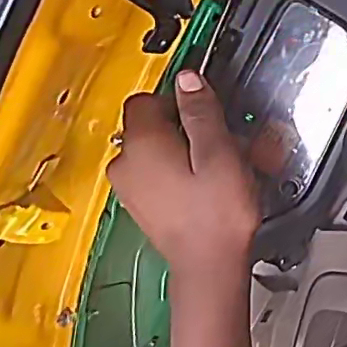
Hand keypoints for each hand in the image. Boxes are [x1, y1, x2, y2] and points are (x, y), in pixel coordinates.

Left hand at [106, 70, 259, 277]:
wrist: (209, 266)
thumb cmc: (217, 215)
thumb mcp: (220, 153)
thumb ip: (201, 112)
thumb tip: (187, 80)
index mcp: (143, 143)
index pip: (147, 98)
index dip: (178, 98)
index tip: (206, 110)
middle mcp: (127, 162)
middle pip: (150, 125)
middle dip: (185, 127)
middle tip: (220, 142)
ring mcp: (130, 187)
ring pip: (154, 150)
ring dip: (183, 150)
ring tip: (217, 167)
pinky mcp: (140, 205)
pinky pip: (156, 174)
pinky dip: (177, 172)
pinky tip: (204, 187)